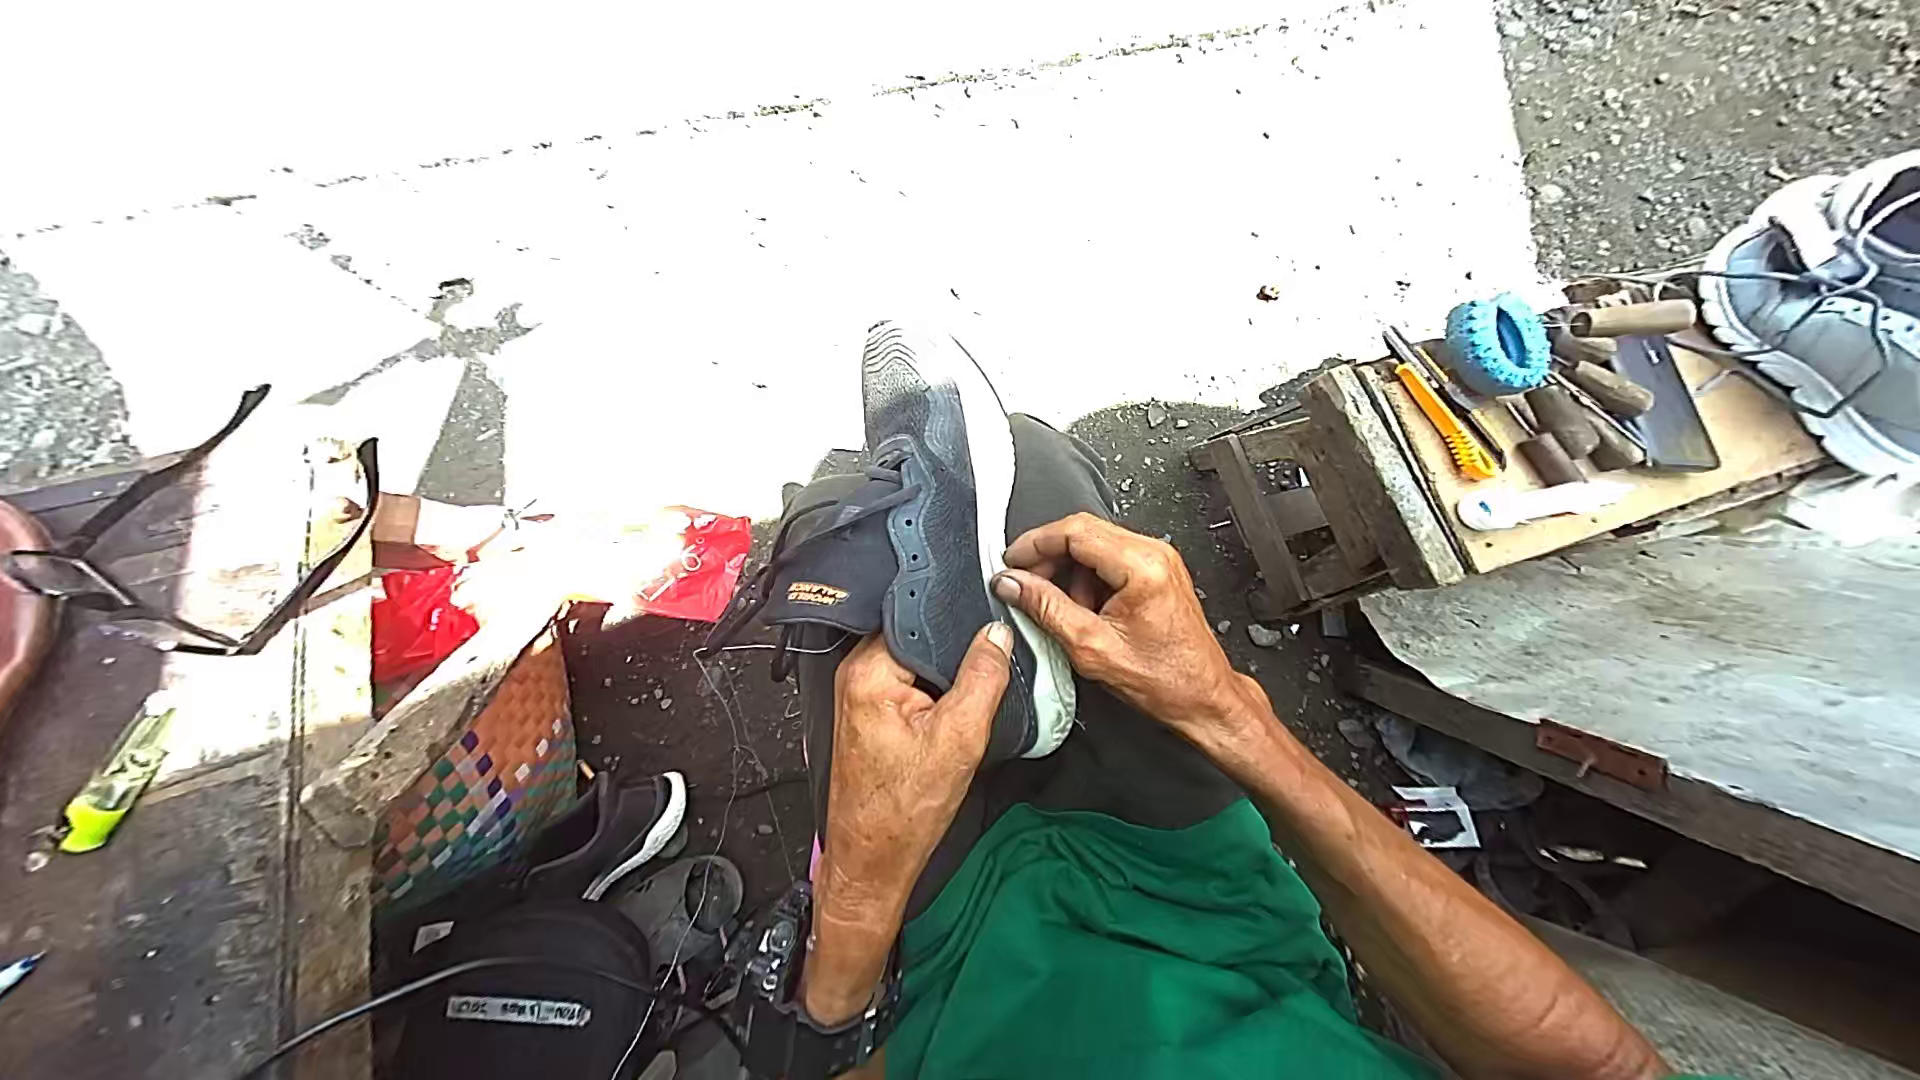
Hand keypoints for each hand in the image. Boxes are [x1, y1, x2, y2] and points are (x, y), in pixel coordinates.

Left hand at [805, 622, 1011, 1022]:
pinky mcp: (869, 707)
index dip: (955, 617)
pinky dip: (931, 684)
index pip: (917, 615)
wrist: (874, 859)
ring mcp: (859, 691)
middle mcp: (856, 673)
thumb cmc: (903, 811)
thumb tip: (997, 634)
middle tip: (983, 660)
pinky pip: (906, 677)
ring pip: (913, 656)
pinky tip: (949, 704)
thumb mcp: (959, 738)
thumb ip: (982, 677)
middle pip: (914, 632)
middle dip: (951, 643)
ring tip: (967, 687)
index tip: (986, 621)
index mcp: (869, 672)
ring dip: (942, 667)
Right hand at [993, 513, 1263, 747]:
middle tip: (1023, 582)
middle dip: (1046, 556)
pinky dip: (1085, 578)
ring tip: (1061, 607)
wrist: (1203, 698)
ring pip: (1092, 544)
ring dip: (1066, 569)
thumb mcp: (1089, 646)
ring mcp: (1157, 560)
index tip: (1011, 561)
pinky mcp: (1156, 570)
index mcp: (1141, 566)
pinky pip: (1108, 558)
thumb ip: (1045, 607)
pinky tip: (1082, 609)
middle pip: (1082, 531)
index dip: (1034, 543)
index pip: (1073, 531)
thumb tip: (1012, 583)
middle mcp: (1154, 554)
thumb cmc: (1164, 680)